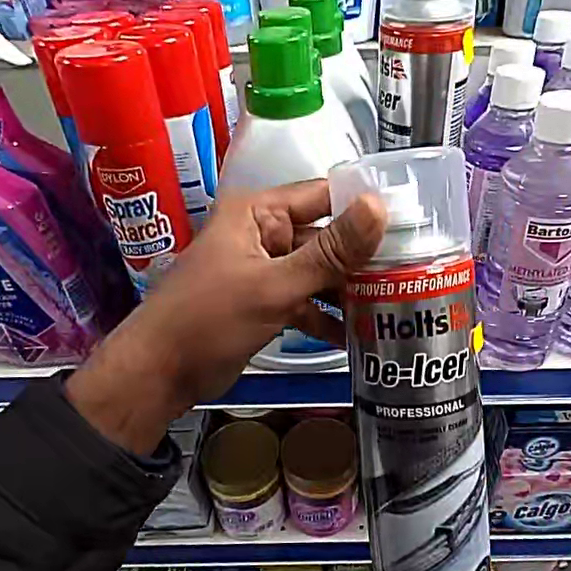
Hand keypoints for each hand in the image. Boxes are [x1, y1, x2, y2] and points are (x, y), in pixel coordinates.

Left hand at [66, 179, 385, 453]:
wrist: (159, 374)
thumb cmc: (209, 320)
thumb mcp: (275, 285)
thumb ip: (331, 252)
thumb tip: (379, 207)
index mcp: (259, 213)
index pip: (323, 195)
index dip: (364, 206)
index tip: (411, 222)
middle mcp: (265, 235)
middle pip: (326, 237)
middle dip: (362, 257)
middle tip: (412, 272)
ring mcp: (265, 270)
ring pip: (319, 272)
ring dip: (347, 291)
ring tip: (392, 305)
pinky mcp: (265, 302)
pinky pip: (305, 300)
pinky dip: (325, 316)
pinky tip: (355, 336)